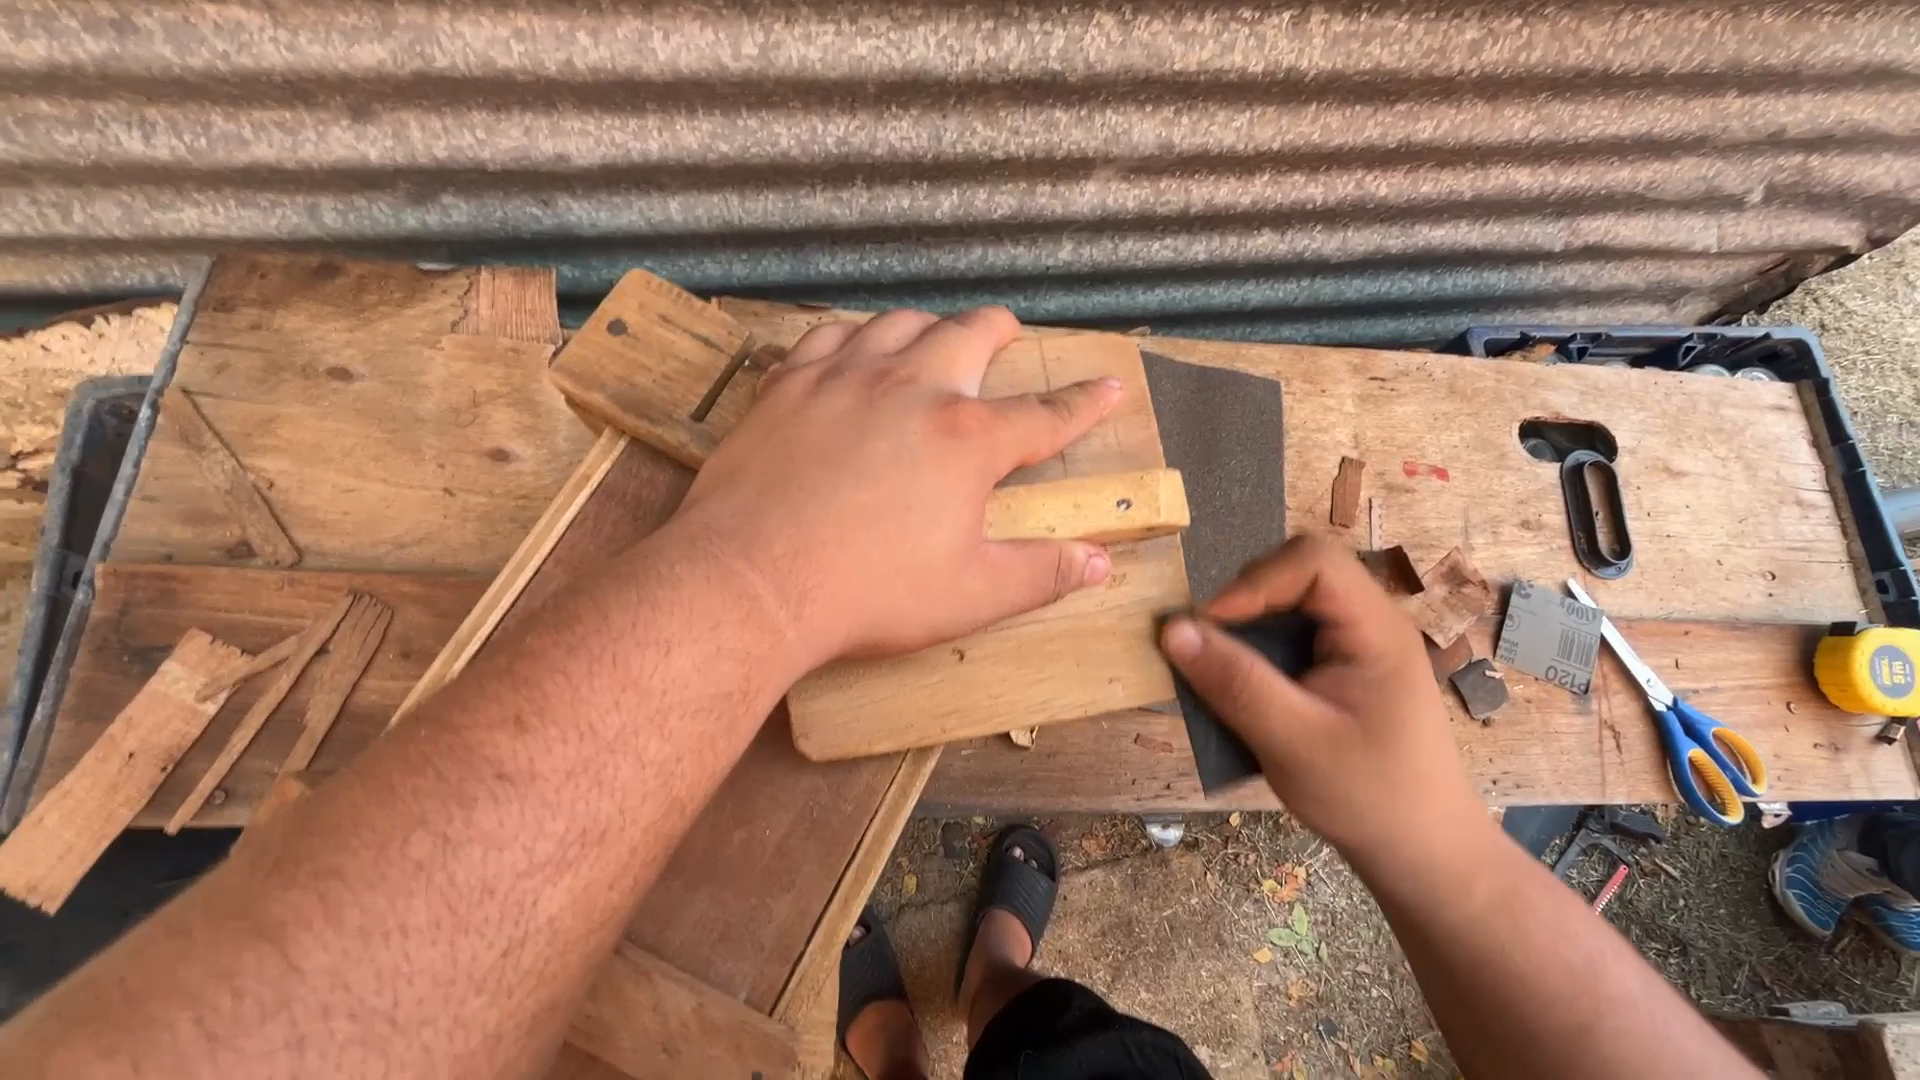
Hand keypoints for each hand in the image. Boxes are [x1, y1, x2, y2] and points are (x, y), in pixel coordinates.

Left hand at [670, 307, 1121, 665]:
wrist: (752, 581)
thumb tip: (1099, 565)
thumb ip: (1041, 575)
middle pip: (968, 335)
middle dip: (996, 329)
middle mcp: (911, 389)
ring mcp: (844, 379)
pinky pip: (828, 337)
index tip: (1107, 384)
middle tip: (1006, 330)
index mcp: (966, 440)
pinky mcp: (788, 387)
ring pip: (898, 324)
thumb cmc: (868, 593)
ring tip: (935, 335)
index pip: (1043, 416)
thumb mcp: (971, 595)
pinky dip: (853, 337)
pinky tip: (853, 350)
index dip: (1082, 402)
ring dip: (928, 324)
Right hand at [1159, 536, 1486, 868]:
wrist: (1421, 851)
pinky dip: (1256, 647)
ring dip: (1246, 625)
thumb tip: (1172, 629)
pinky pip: (1290, 632)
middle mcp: (1369, 623)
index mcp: (1376, 629)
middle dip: (1245, 600)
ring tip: (1219, 665)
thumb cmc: (1369, 797)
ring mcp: (1357, 644)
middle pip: (1298, 571)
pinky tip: (1242, 683)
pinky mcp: (1342, 666)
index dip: (1254, 582)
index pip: (1313, 561)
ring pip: (1289, 601)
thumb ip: (1235, 683)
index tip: (1210, 626)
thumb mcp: (1294, 743)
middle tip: (1209, 645)